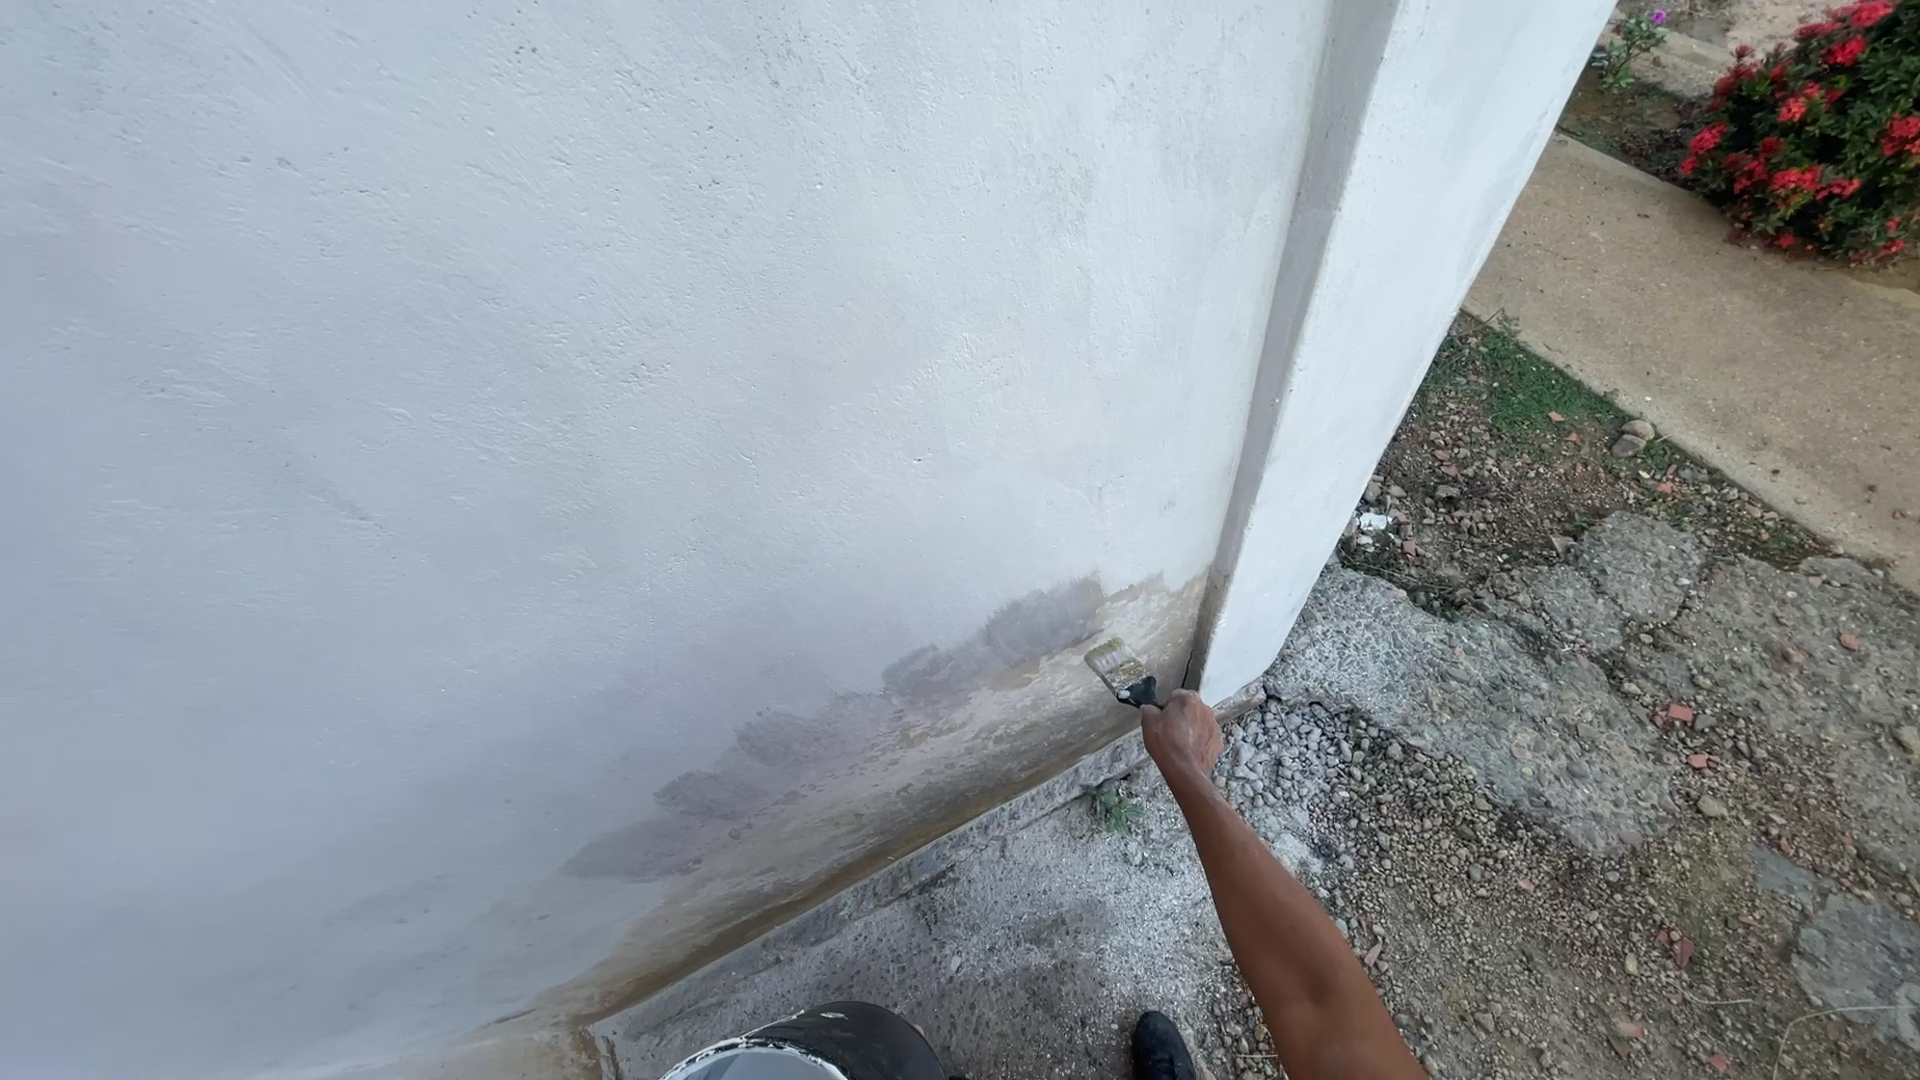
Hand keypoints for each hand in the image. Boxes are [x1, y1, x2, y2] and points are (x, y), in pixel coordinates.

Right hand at [1139, 688, 1222, 781]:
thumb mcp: (1148, 721)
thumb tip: (1149, 709)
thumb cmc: (1166, 742)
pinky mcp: (1218, 742)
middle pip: (1189, 709)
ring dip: (1191, 729)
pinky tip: (1187, 751)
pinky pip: (1206, 738)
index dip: (1166, 706)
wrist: (1183, 768)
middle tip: (1168, 729)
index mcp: (1188, 698)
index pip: (1175, 696)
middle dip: (1180, 717)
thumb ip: (1148, 709)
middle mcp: (1205, 709)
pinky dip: (1199, 742)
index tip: (1161, 717)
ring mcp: (1214, 726)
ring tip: (1177, 742)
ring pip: (1199, 723)